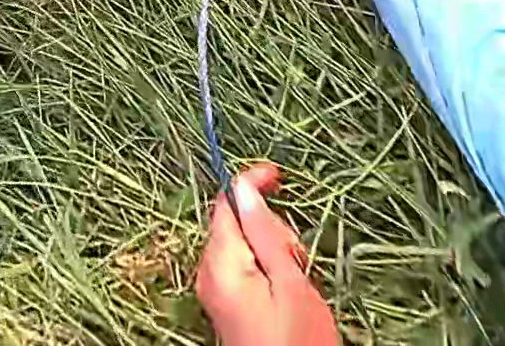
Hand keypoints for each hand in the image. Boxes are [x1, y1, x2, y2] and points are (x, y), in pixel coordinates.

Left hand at [196, 163, 338, 345]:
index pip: (226, 201)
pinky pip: (242, 266)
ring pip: (241, 243)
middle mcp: (208, 270)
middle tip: (295, 255)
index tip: (279, 176)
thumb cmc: (296, 343)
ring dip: (270, 247)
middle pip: (235, 221)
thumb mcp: (290, 283)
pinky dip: (265, 266)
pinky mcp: (225, 304)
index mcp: (219, 261)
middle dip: (268, 226)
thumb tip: (243, 185)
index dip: (250, 182)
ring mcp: (214, 289)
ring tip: (294, 277)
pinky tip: (285, 288)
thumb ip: (264, 231)